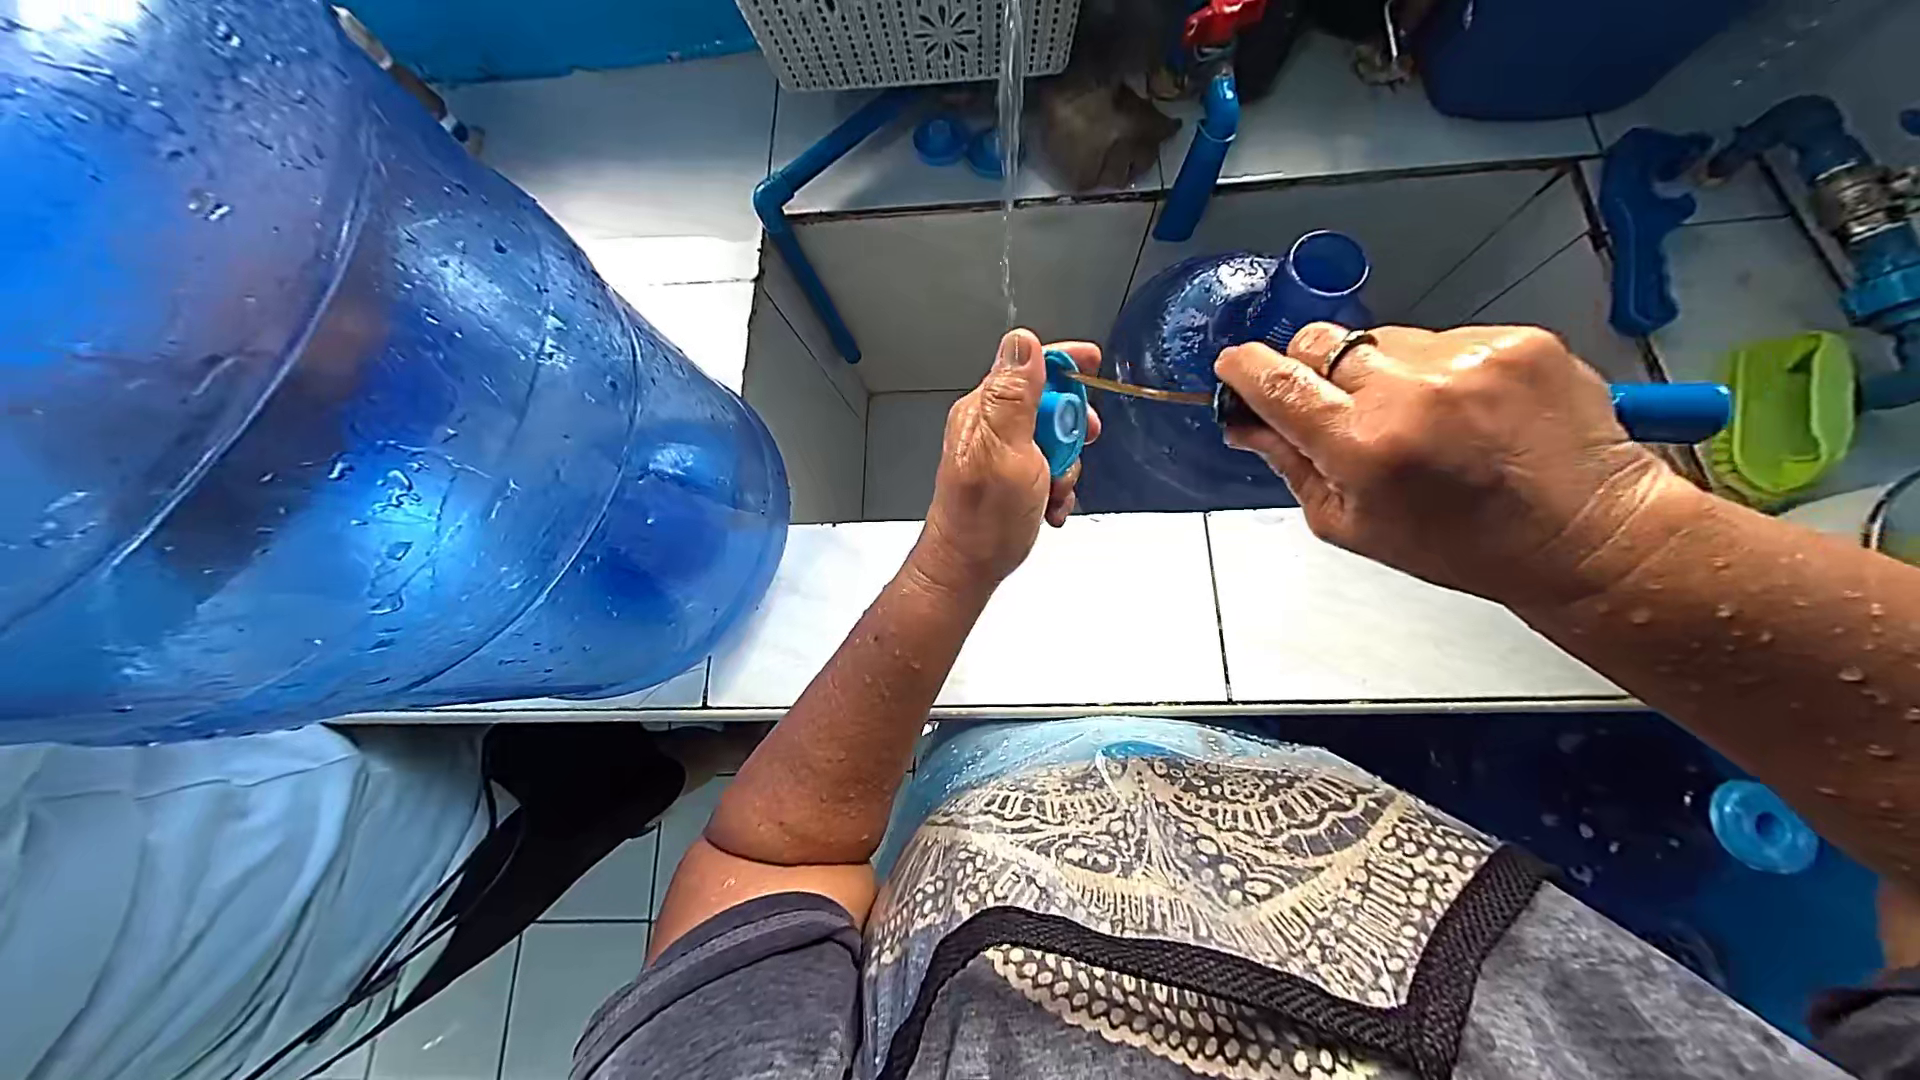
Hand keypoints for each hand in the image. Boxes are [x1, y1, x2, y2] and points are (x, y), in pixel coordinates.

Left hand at [915, 329, 1101, 591]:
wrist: (969, 566)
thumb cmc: (983, 519)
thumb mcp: (1006, 451)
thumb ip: (1014, 396)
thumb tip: (1022, 344)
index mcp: (985, 411)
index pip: (1027, 364)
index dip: (1062, 362)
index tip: (1091, 362)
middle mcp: (991, 427)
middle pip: (1048, 403)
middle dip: (1070, 429)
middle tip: (1070, 451)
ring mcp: (1001, 453)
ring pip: (1053, 440)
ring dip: (1065, 467)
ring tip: (1053, 490)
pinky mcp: (1010, 477)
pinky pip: (1048, 467)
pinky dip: (1057, 487)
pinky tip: (1050, 505)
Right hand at [1213, 322, 1687, 606]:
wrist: (1581, 532)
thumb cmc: (1456, 543)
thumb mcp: (1346, 522)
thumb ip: (1289, 464)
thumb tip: (1246, 423)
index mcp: (1363, 447)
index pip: (1279, 382)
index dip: (1245, 368)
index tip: (1234, 365)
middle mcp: (1411, 392)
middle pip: (1319, 342)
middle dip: (1307, 368)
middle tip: (1328, 403)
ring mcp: (1467, 358)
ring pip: (1376, 339)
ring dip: (1371, 370)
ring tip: (1410, 414)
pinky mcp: (1514, 340)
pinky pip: (1436, 337)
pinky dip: (1428, 368)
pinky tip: (1455, 407)